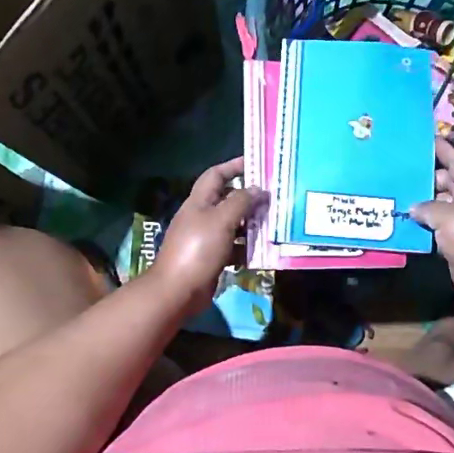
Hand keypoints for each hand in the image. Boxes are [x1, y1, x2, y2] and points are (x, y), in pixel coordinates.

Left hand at [147, 157, 261, 314]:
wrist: (178, 290)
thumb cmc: (198, 249)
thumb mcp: (221, 220)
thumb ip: (241, 201)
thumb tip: (258, 189)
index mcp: (199, 201)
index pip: (216, 174)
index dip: (234, 166)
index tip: (258, 163)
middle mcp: (201, 216)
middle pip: (227, 199)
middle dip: (250, 197)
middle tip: (275, 197)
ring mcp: (206, 238)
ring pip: (233, 225)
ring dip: (251, 224)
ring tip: (275, 222)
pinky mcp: (212, 258)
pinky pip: (233, 247)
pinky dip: (247, 247)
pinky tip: (264, 250)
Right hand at [411, 138, 453, 307]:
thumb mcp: (446, 216)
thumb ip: (427, 207)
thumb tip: (414, 207)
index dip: (445, 150)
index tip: (427, 139)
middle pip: (450, 183)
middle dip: (429, 177)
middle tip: (403, 171)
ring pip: (443, 205)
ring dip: (424, 202)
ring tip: (400, 194)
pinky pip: (439, 225)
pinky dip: (425, 222)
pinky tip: (407, 221)